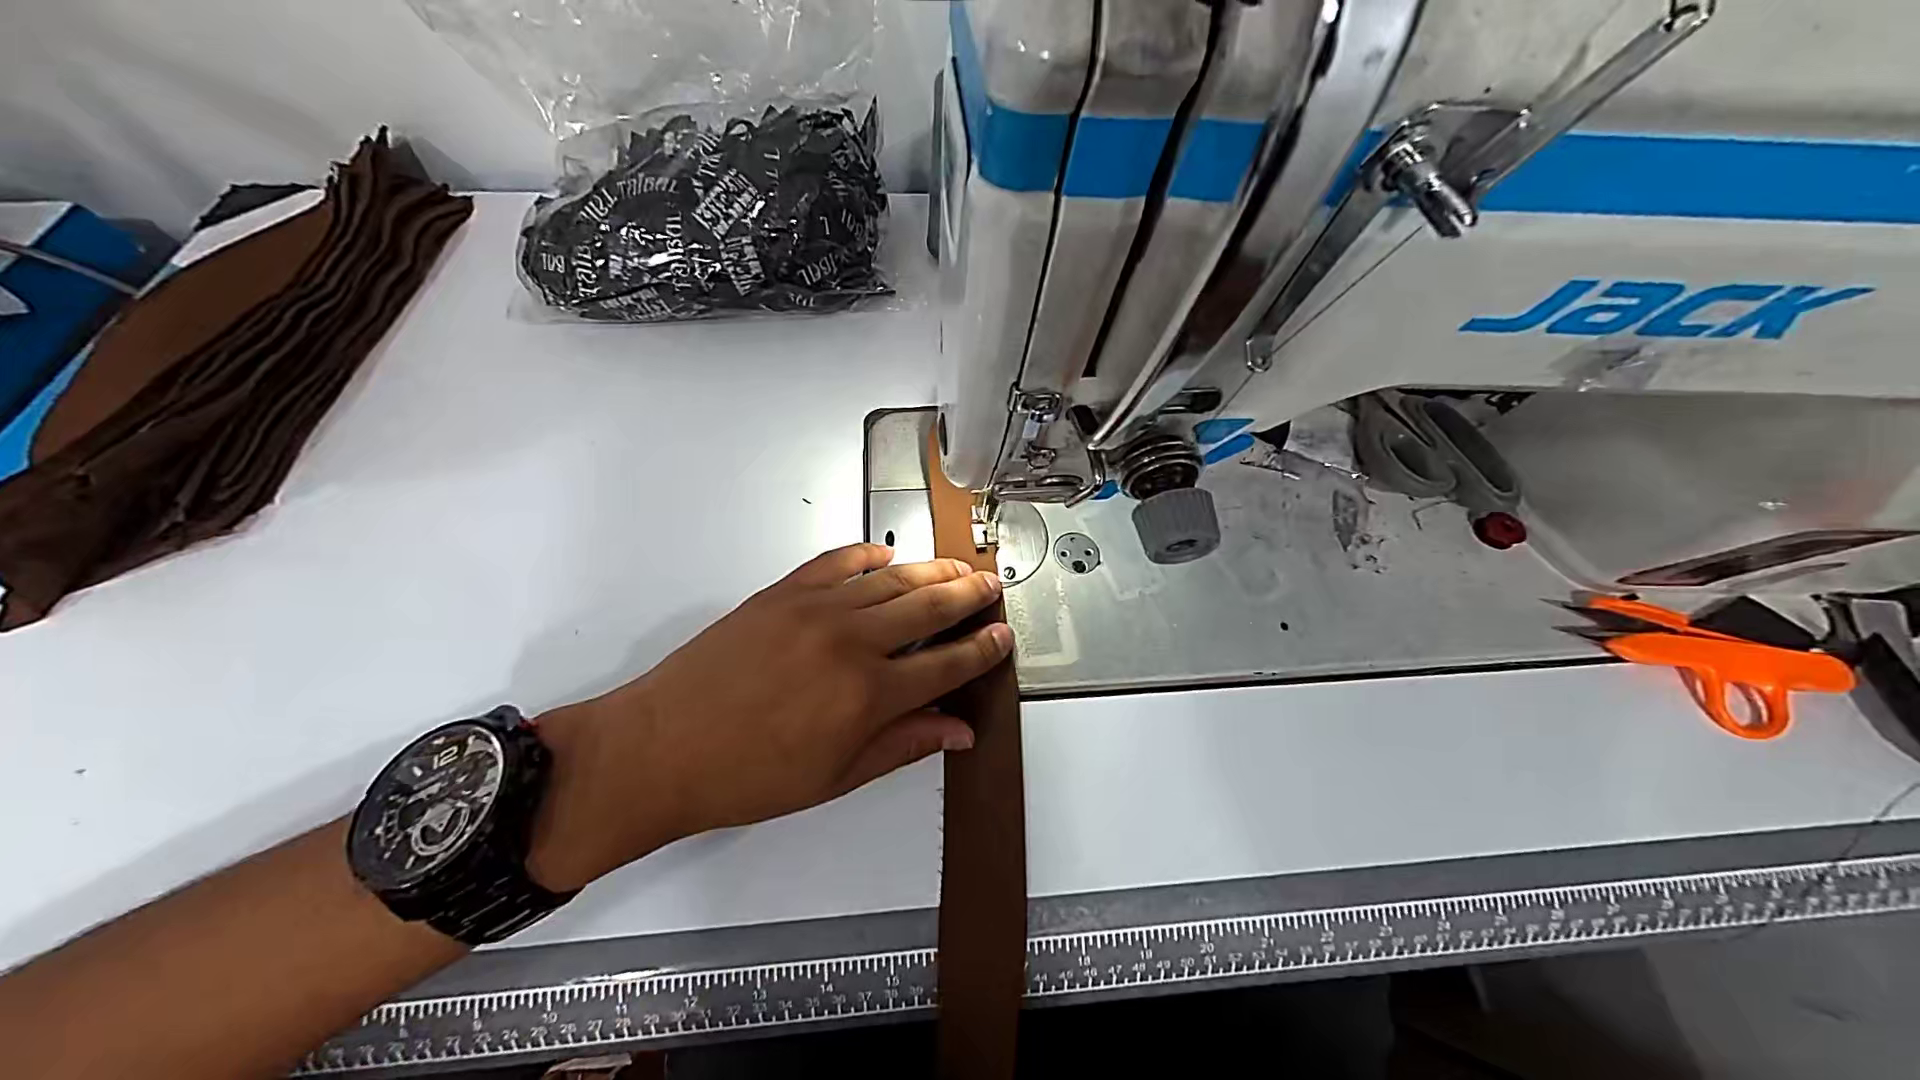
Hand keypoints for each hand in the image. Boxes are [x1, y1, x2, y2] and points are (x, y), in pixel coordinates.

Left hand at [526, 543, 1012, 890]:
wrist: (659, 748)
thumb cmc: (745, 775)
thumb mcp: (835, 777)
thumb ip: (904, 745)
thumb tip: (957, 730)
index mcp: (868, 695)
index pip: (946, 664)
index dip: (982, 649)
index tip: (1001, 637)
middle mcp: (850, 642)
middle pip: (929, 606)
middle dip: (968, 595)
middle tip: (990, 587)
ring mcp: (815, 609)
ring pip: (892, 578)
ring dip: (931, 571)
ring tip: (956, 569)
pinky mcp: (782, 592)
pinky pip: (837, 561)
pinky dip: (867, 554)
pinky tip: (886, 555)